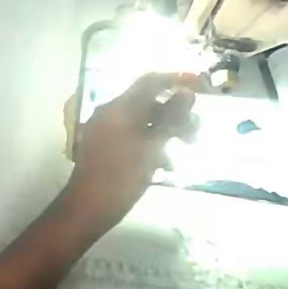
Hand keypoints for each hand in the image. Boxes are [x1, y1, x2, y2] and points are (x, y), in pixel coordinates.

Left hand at [57, 72, 196, 233]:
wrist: (87, 209)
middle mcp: (110, 113)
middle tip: (195, 130)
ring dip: (166, 130)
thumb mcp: (151, 147)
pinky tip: (166, 165)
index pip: (150, 81)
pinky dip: (152, 144)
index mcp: (118, 108)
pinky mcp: (106, 148)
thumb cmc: (120, 176)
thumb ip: (170, 118)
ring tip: (185, 147)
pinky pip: (133, 137)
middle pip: (148, 102)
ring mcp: (106, 131)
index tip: (200, 87)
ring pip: (143, 121)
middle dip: (175, 112)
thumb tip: (186, 93)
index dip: (177, 80)